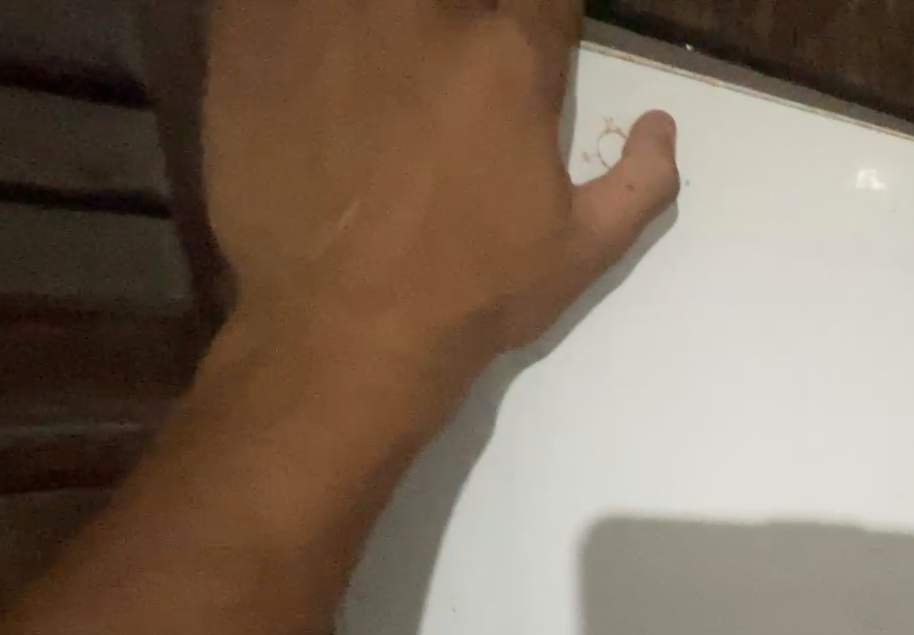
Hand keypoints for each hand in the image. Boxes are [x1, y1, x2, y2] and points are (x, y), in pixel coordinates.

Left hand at [201, 0, 677, 411]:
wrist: (351, 324)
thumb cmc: (482, 288)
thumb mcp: (587, 248)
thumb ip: (642, 182)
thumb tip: (663, 126)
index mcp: (510, 60)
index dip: (550, 13)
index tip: (542, 38)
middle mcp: (422, 11)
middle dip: (475, 23)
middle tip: (470, 62)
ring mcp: (328, 11)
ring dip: (403, 24)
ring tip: (405, 66)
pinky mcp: (250, 30)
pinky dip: (313, 20)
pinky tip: (330, 59)